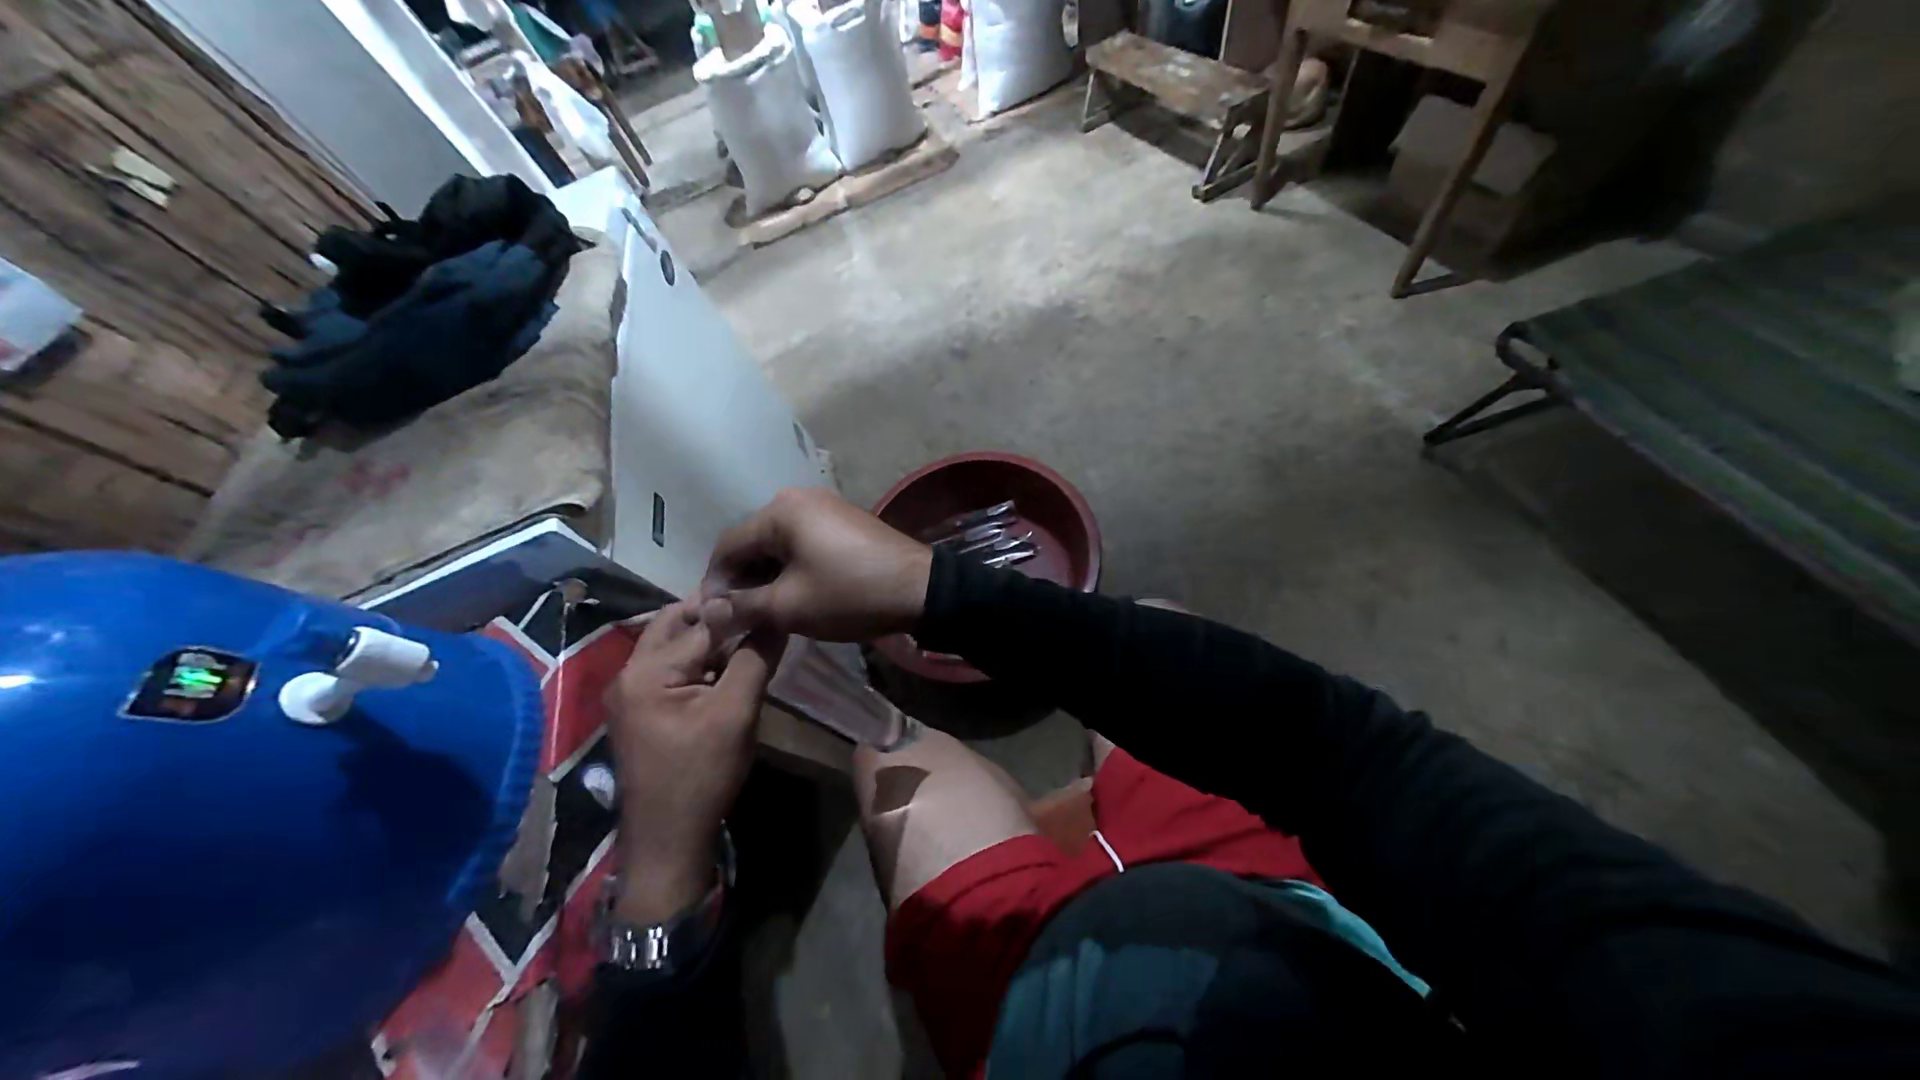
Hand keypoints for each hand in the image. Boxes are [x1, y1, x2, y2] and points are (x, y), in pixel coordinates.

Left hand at [604, 601, 785, 922]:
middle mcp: (629, 673)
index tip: (770, 594)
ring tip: (753, 634)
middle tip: (760, 611)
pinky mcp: (642, 710)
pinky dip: (702, 661)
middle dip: (719, 615)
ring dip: (711, 638)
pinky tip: (732, 665)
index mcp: (646, 671)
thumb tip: (777, 616)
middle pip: (677, 625)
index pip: (700, 621)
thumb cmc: (702, 775)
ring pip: (676, 646)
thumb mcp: (736, 713)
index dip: (739, 609)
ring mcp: (632, 693)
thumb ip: (754, 658)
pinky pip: (673, 669)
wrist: (668, 840)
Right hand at [701, 487, 933, 642]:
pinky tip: (792, 595)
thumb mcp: (789, 606)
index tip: (711, 618)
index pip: (727, 546)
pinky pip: (803, 544)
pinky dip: (791, 569)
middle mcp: (798, 498)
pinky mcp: (844, 522)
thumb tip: (708, 613)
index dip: (714, 584)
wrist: (921, 590)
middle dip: (741, 581)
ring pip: (778, 545)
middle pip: (752, 542)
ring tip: (763, 612)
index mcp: (780, 510)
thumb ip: (742, 606)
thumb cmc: (849, 594)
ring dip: (766, 577)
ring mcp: (825, 508)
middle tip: (737, 619)